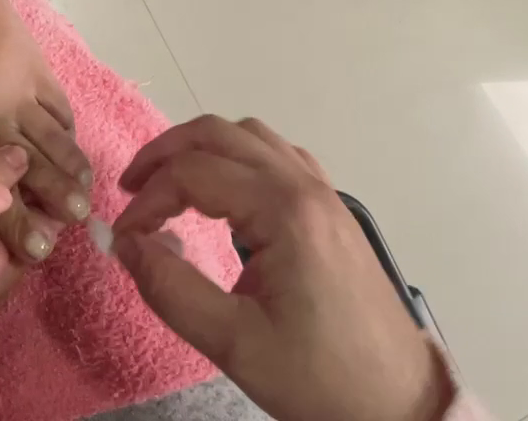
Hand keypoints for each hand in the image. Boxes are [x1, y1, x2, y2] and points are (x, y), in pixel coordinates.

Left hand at [0, 0, 92, 280]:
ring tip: (81, 202)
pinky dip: (67, 128)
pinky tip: (73, 144)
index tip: (13, 255)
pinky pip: (57, 104)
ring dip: (68, 174)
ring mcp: (12, 88)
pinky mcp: (28, 57)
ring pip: (50, 143)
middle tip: (57, 243)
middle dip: (42, 214)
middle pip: (22, 176)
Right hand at [113, 116, 452, 420]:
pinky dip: (236, 156)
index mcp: (283, 210)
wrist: (403, 410)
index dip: (147, 200)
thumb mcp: (234, 344)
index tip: (124, 237)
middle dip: (163, 154)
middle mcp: (303, 184)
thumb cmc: (320, 379)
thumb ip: (169, 288)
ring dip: (199, 148)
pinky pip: (275, 153)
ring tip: (169, 182)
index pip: (192, 175)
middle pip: (215, 134)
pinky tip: (224, 188)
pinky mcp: (329, 207)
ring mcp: (321, 191)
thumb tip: (125, 242)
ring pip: (246, 134)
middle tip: (130, 188)